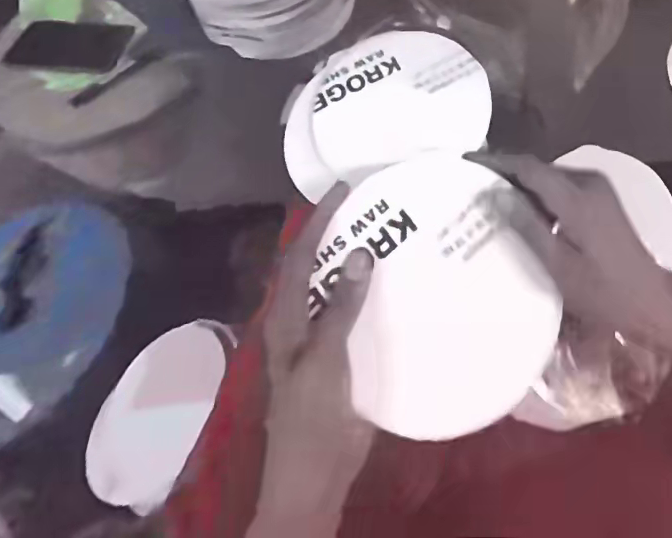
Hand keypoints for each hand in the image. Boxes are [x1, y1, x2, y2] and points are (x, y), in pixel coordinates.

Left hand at [248, 184, 374, 537]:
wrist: (312, 481)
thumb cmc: (311, 419)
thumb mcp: (326, 360)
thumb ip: (340, 307)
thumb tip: (360, 253)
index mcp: (284, 316)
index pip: (299, 254)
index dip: (318, 220)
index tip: (342, 189)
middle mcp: (294, 320)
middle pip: (310, 265)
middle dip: (332, 232)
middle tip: (365, 207)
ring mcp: (312, 339)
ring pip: (327, 286)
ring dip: (347, 259)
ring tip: (379, 234)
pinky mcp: (332, 356)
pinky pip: (345, 310)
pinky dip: (361, 290)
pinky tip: (386, 285)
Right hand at [467, 153, 671, 359]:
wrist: (656, 305)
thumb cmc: (605, 293)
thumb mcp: (557, 265)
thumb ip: (524, 225)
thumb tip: (492, 193)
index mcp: (576, 195)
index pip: (527, 166)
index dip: (495, 162)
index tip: (465, 161)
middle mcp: (588, 181)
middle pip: (537, 167)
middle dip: (504, 172)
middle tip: (471, 183)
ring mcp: (598, 188)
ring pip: (548, 176)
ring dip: (521, 184)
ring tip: (488, 196)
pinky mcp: (602, 198)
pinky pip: (561, 186)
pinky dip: (539, 193)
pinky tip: (522, 211)